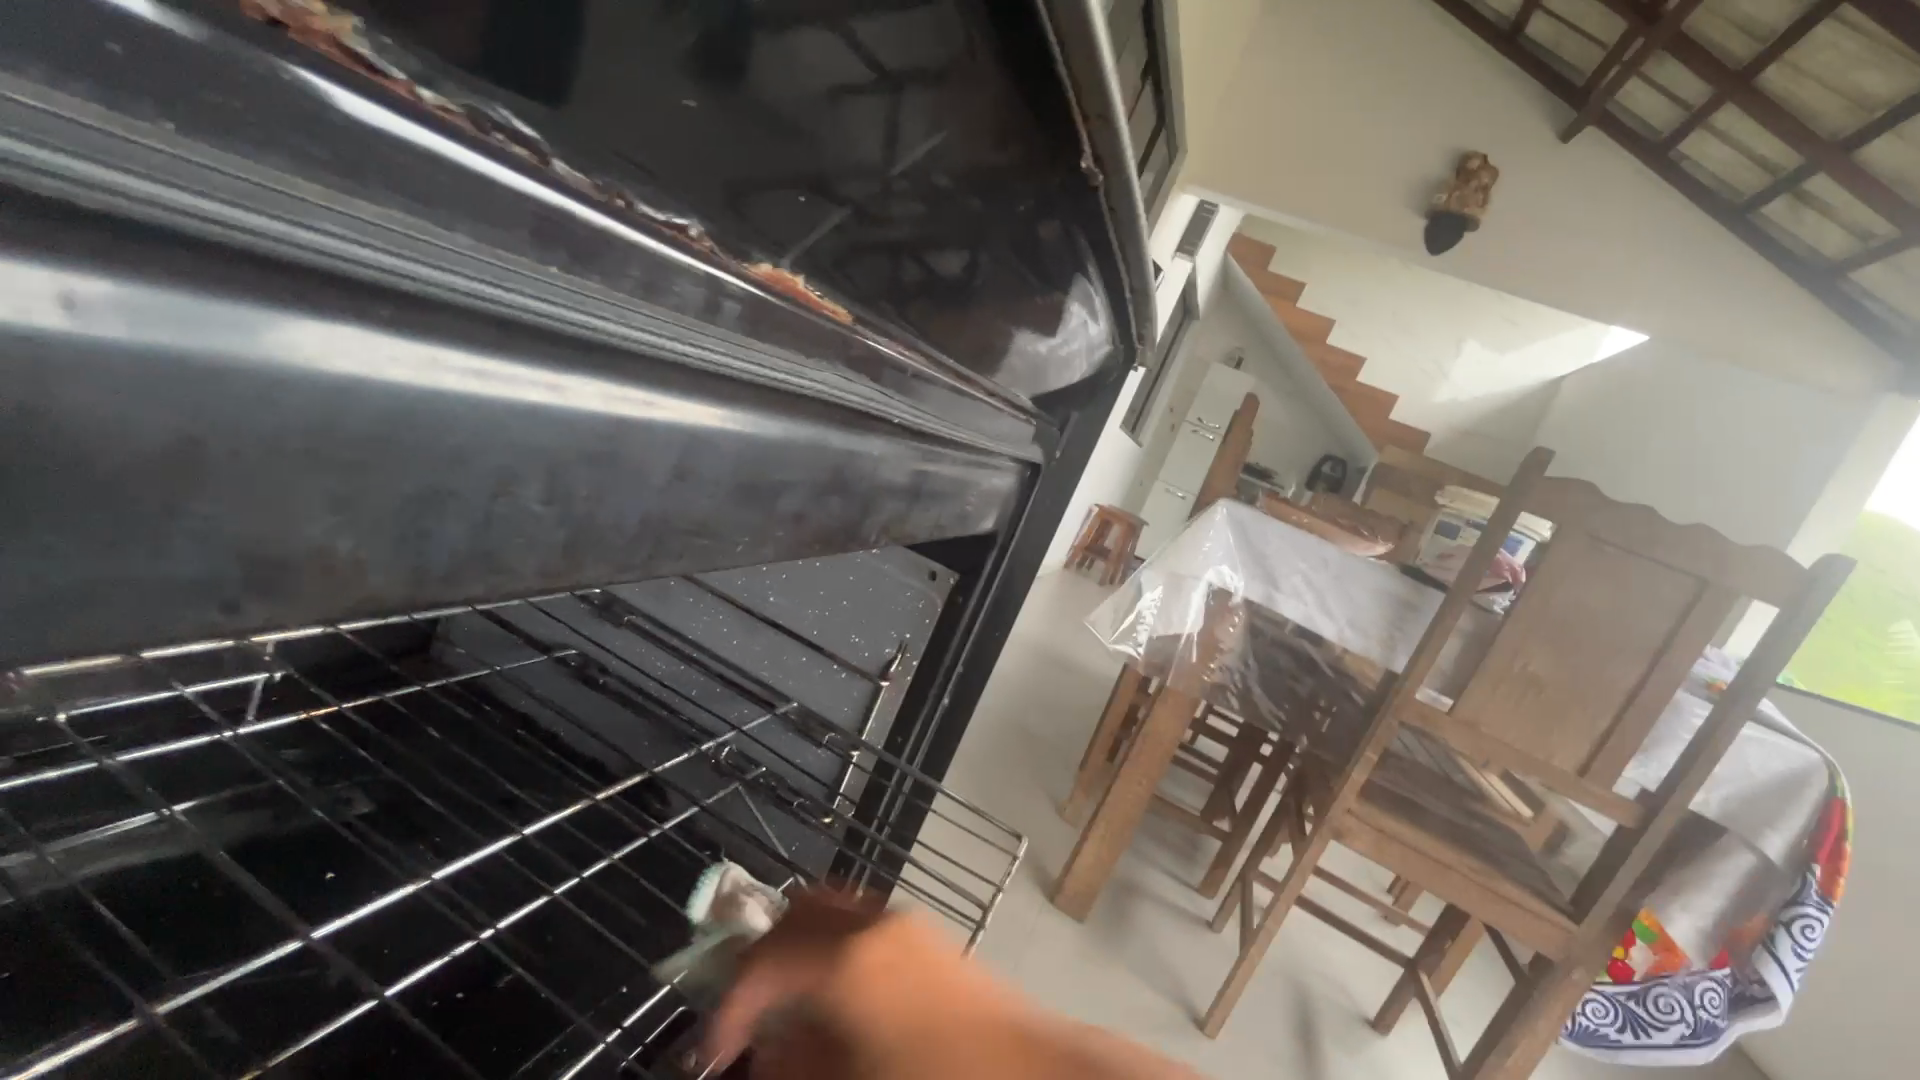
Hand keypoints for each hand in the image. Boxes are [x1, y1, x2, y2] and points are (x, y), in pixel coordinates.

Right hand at [698, 886, 896, 1074]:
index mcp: (847, 956)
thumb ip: (787, 1059)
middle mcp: (874, 923)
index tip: (714, 1053)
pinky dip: (836, 947)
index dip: (728, 1008)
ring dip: (799, 949)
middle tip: (745, 1015)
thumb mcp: (834, 1076)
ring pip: (832, 912)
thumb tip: (764, 1049)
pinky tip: (833, 995)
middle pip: (795, 919)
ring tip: (786, 1002)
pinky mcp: (930, 937)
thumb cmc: (910, 1071)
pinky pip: (865, 925)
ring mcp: (907, 923)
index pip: (763, 961)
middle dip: (762, 963)